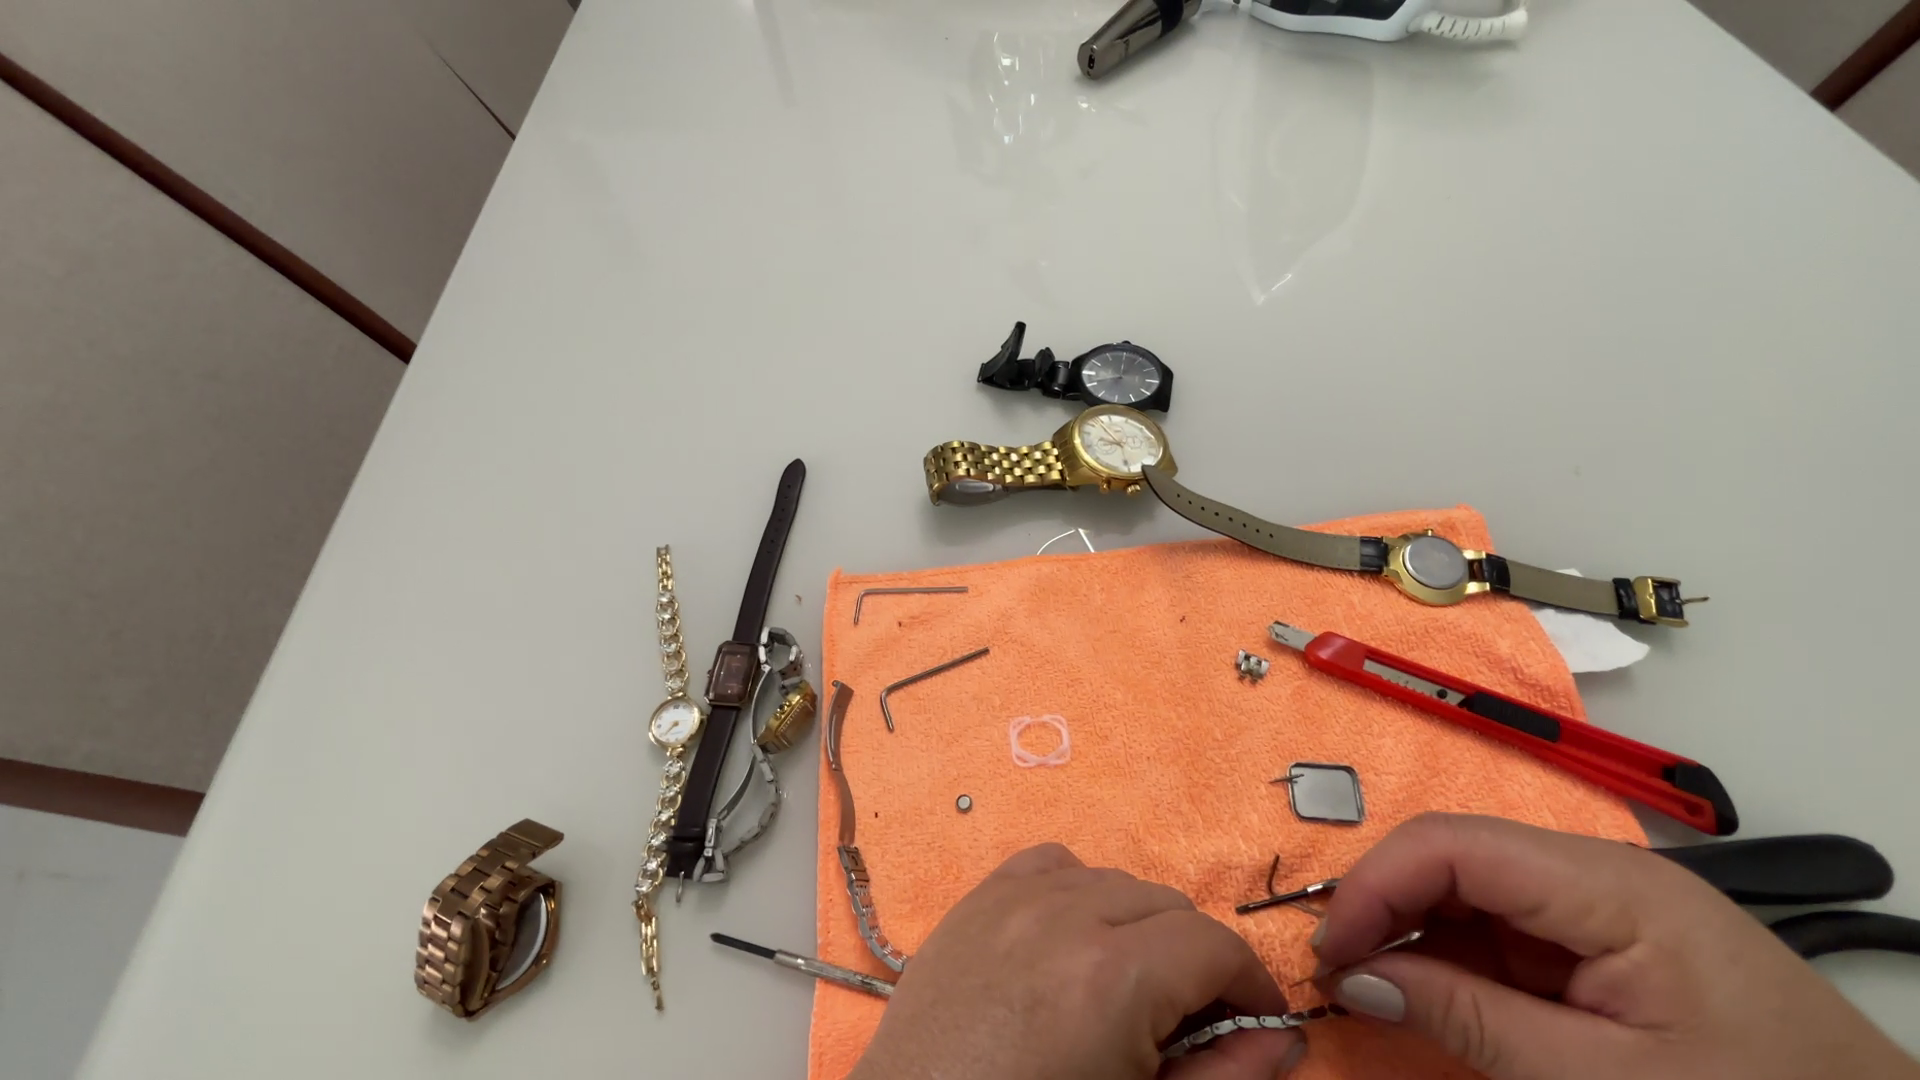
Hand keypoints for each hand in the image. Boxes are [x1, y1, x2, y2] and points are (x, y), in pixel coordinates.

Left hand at [849, 843, 1301, 1079]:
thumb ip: (1223, 1078)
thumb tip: (1281, 1038)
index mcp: (1112, 977)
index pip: (1213, 945)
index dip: (1249, 983)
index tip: (1256, 1020)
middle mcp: (1063, 917)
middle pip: (1166, 904)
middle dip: (1193, 957)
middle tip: (1185, 1018)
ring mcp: (1011, 900)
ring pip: (1112, 879)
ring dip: (1136, 922)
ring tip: (1125, 982)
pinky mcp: (975, 900)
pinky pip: (1049, 863)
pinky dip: (1076, 889)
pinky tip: (1071, 936)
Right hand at [1312, 813, 1919, 1079]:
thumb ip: (1469, 1021)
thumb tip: (1352, 976)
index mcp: (1610, 886)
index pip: (1455, 846)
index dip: (1375, 885)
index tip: (1329, 951)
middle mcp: (1600, 876)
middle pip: (1457, 859)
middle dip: (1386, 906)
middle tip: (1338, 972)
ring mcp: (1604, 910)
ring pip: (1472, 894)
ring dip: (1413, 935)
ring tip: (1372, 986)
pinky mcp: (1607, 947)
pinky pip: (1505, 934)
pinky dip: (1455, 962)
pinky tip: (1429, 994)